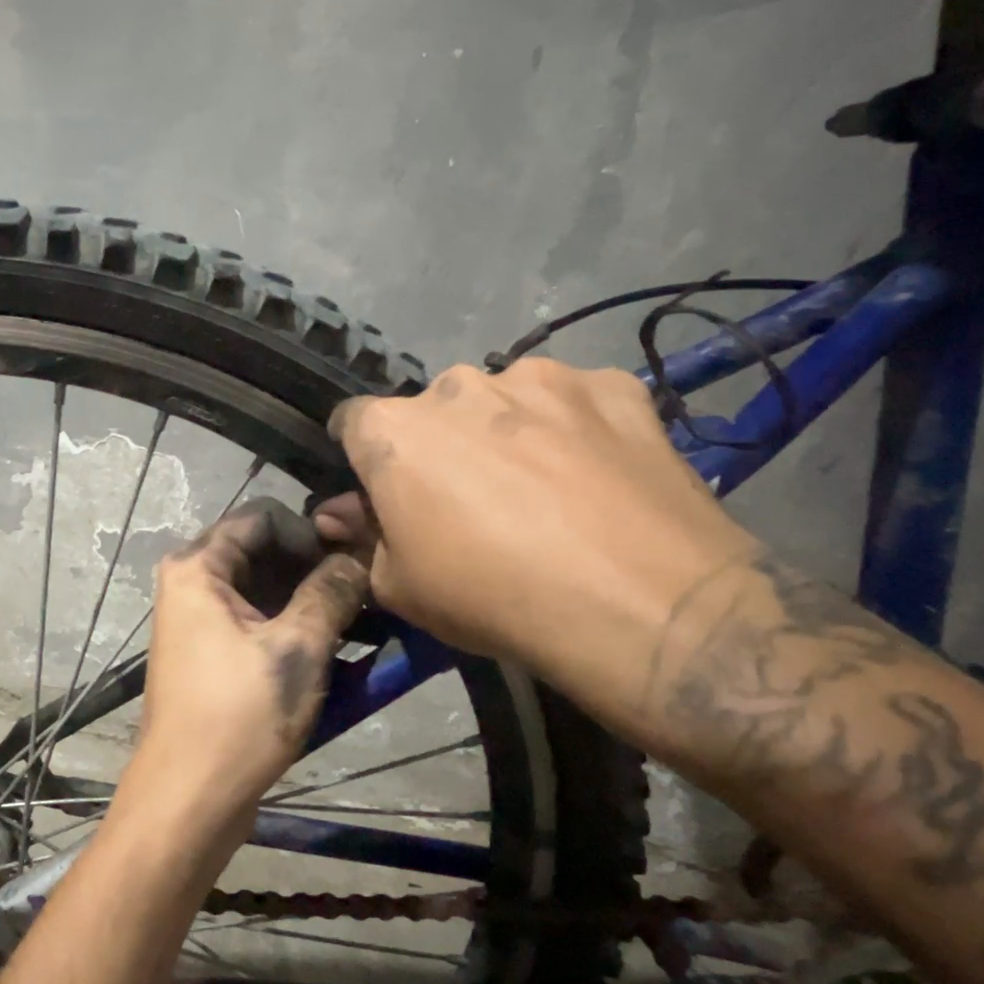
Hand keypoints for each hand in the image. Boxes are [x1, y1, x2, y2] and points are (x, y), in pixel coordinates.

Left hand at [128, 498, 369, 838]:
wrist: (188, 797)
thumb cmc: (240, 715)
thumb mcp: (297, 648)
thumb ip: (331, 591)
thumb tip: (357, 556)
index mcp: (197, 565)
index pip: (263, 516)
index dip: (312, 533)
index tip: (353, 565)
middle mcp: (191, 582)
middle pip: (264, 551)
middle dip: (316, 569)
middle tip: (367, 595)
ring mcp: (199, 619)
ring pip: (265, 589)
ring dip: (311, 602)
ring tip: (363, 624)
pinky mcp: (212, 654)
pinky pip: (258, 622)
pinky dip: (294, 628)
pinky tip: (338, 649)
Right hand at [320, 358, 756, 676]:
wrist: (643, 605)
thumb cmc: (494, 597)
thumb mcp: (401, 588)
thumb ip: (361, 539)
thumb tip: (339, 516)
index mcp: (393, 431)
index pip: (352, 422)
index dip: (364, 459)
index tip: (384, 493)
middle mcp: (458, 386)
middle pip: (432, 410)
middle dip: (440, 445)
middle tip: (471, 503)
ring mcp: (541, 378)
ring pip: (505, 400)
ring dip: (507, 431)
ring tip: (545, 489)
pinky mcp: (614, 386)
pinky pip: (575, 402)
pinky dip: (574, 429)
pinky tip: (597, 477)